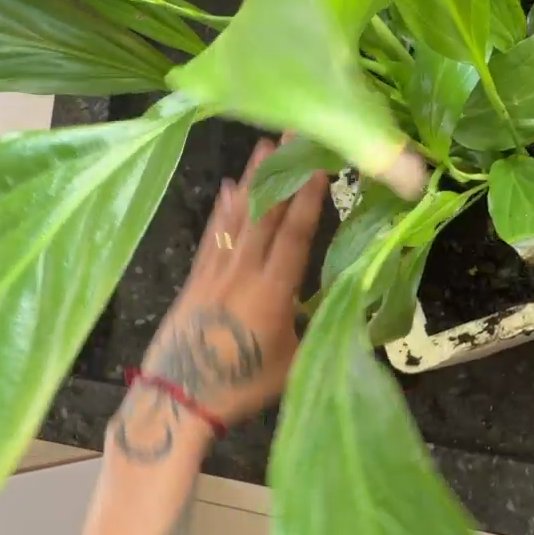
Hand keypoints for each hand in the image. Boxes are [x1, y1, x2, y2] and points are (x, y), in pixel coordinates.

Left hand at [135, 140, 326, 429]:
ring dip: (252, 180)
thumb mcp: (296, 365)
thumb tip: (355, 311)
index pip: (294, 235)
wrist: (178, 400)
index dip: (307, 198)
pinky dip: (222, 209)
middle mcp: (244, 271)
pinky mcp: (196, 279)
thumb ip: (322, 332)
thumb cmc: (243, 387)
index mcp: (273, 291)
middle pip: (265, 213)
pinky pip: (213, 235)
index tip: (317, 163)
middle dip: (281, 171)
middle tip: (292, 134)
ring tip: (263, 146)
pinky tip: (228, 188)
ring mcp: (216, 272)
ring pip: (237, 217)